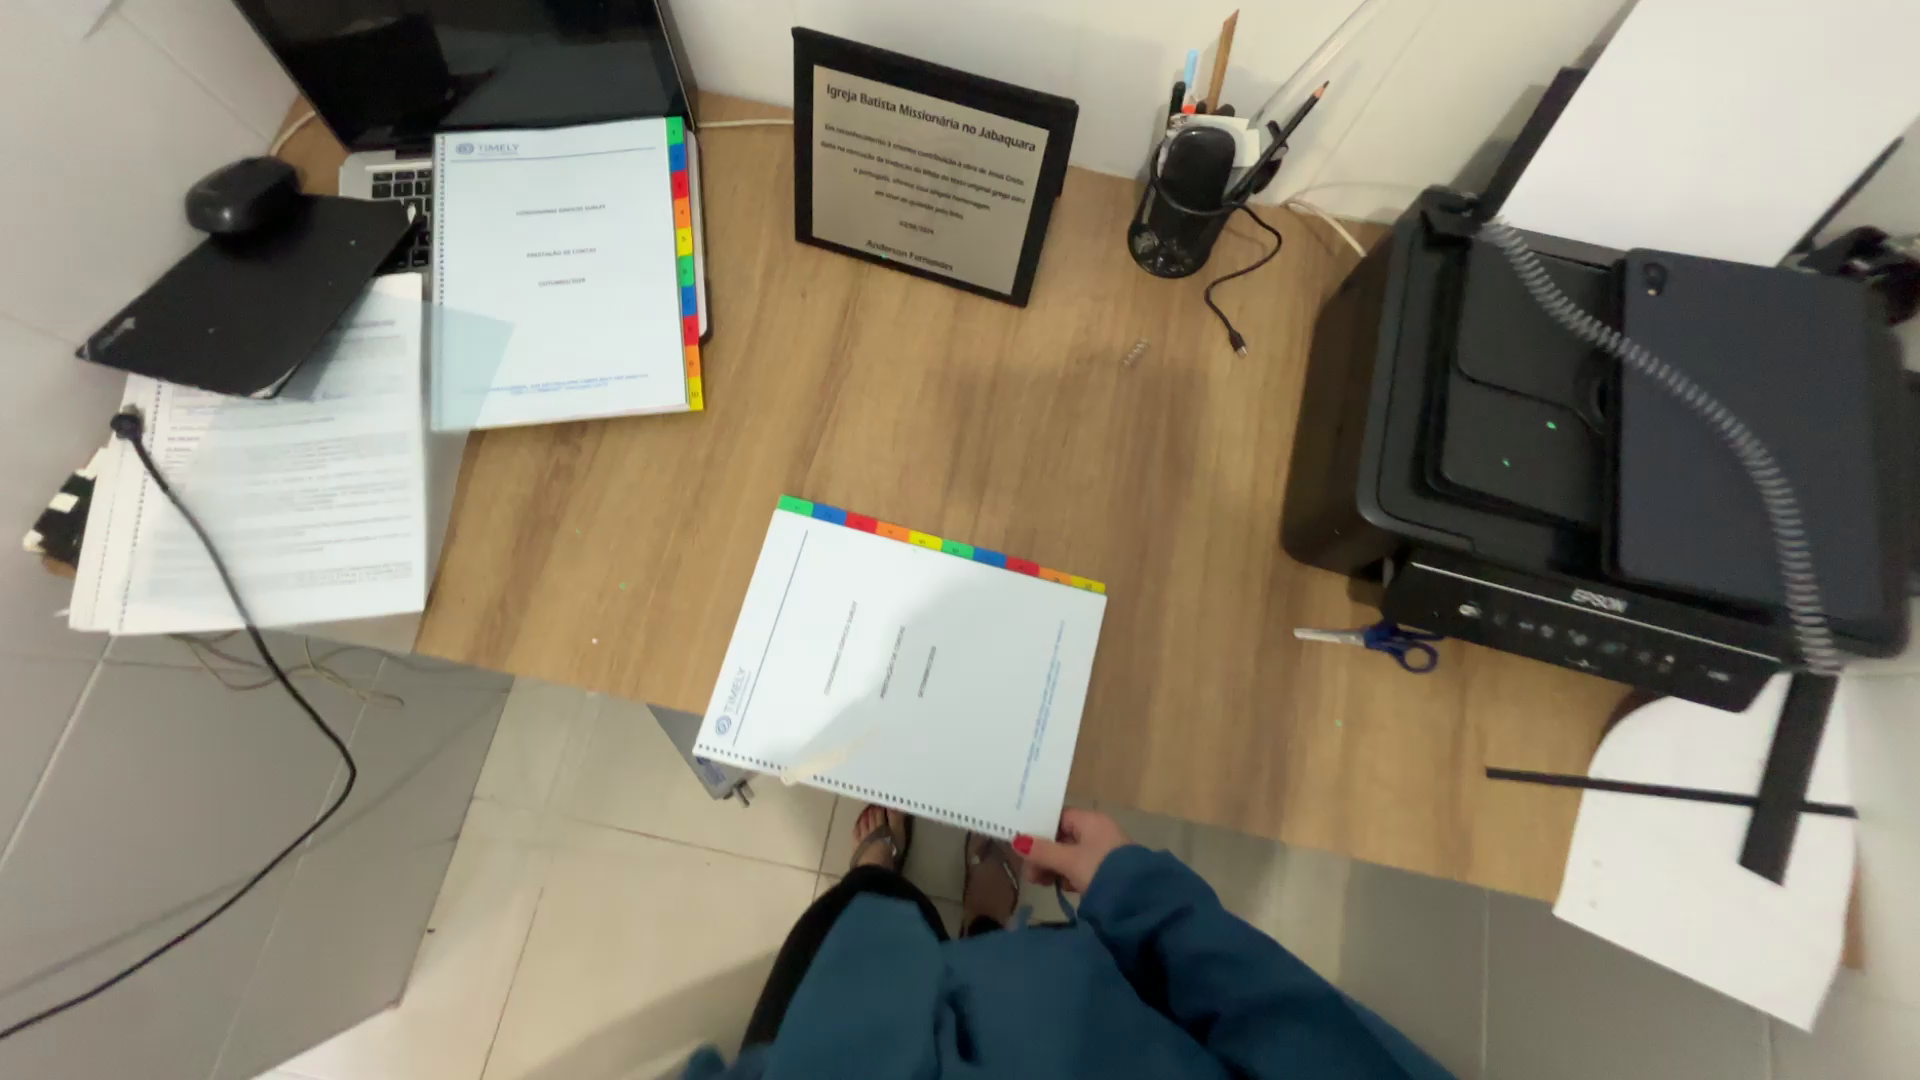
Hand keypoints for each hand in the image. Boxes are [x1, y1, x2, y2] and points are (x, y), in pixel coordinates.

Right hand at [1015, 809, 1131, 893]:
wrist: (1139, 899)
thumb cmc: (1101, 870)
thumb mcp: (1069, 861)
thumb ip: (1043, 851)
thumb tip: (1016, 840)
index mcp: (1090, 820)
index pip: (1058, 818)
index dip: (1040, 829)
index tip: (1022, 845)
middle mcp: (1098, 831)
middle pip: (1063, 837)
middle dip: (1044, 854)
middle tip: (1029, 873)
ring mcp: (1104, 851)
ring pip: (1071, 854)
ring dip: (1054, 867)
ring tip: (1040, 882)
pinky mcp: (1108, 871)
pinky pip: (1081, 867)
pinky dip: (1069, 875)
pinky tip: (1060, 886)